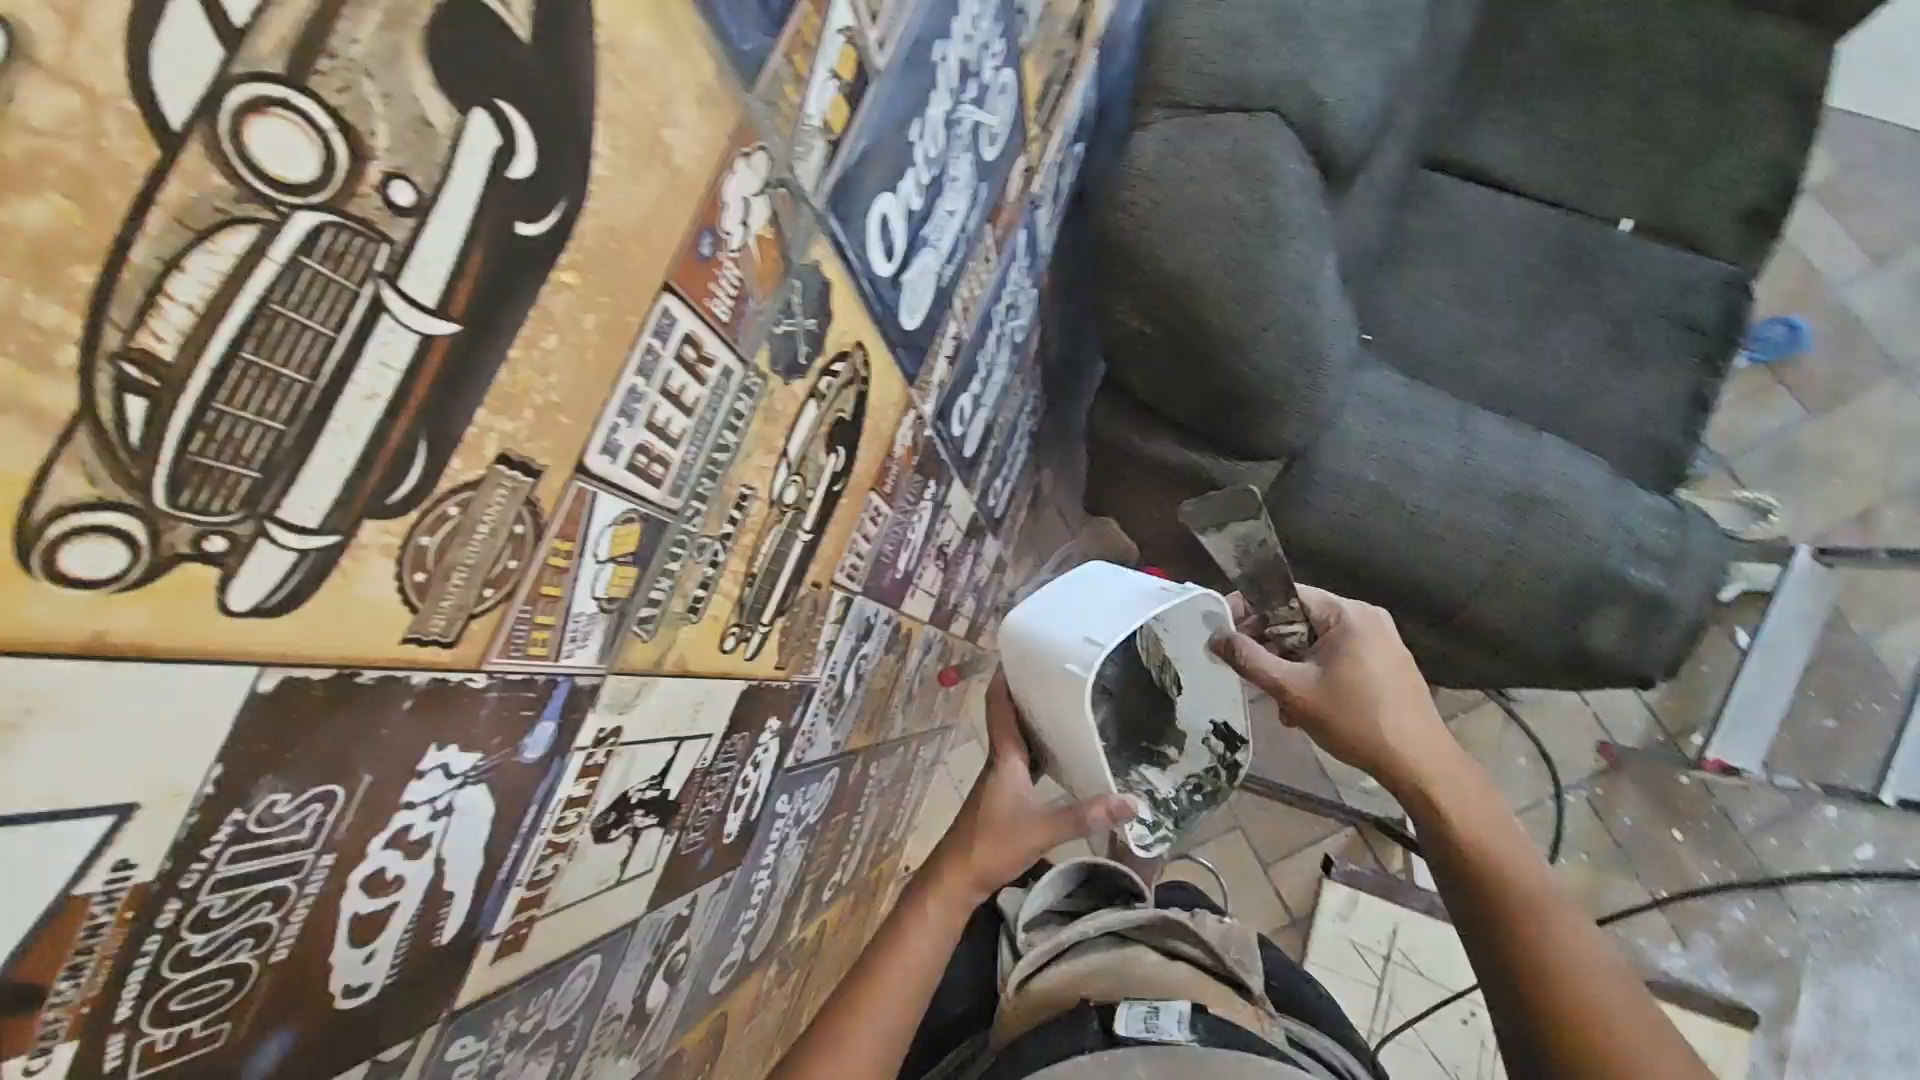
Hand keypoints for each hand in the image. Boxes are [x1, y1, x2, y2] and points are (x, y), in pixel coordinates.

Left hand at [928, 671, 1136, 903]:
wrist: (957, 877)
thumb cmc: (992, 844)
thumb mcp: (1043, 830)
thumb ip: (1085, 815)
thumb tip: (1132, 801)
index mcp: (1004, 757)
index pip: (1000, 707)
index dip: (1005, 679)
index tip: (1018, 654)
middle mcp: (1000, 761)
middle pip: (1011, 718)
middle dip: (1028, 694)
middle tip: (1057, 674)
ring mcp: (1001, 779)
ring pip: (1018, 740)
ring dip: (1035, 723)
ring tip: (1065, 706)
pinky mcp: (1004, 796)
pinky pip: (1024, 763)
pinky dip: (1039, 752)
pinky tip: (1060, 757)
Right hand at [1210, 586, 1458, 797]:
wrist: (1418, 762)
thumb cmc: (1354, 720)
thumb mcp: (1292, 690)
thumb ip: (1249, 660)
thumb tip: (1216, 638)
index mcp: (1346, 613)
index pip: (1285, 594)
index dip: (1250, 609)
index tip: (1225, 631)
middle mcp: (1365, 616)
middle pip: (1300, 617)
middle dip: (1269, 644)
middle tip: (1244, 667)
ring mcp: (1379, 639)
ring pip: (1315, 640)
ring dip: (1288, 664)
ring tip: (1274, 698)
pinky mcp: (1384, 661)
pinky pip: (1335, 654)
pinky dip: (1312, 672)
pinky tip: (1302, 705)